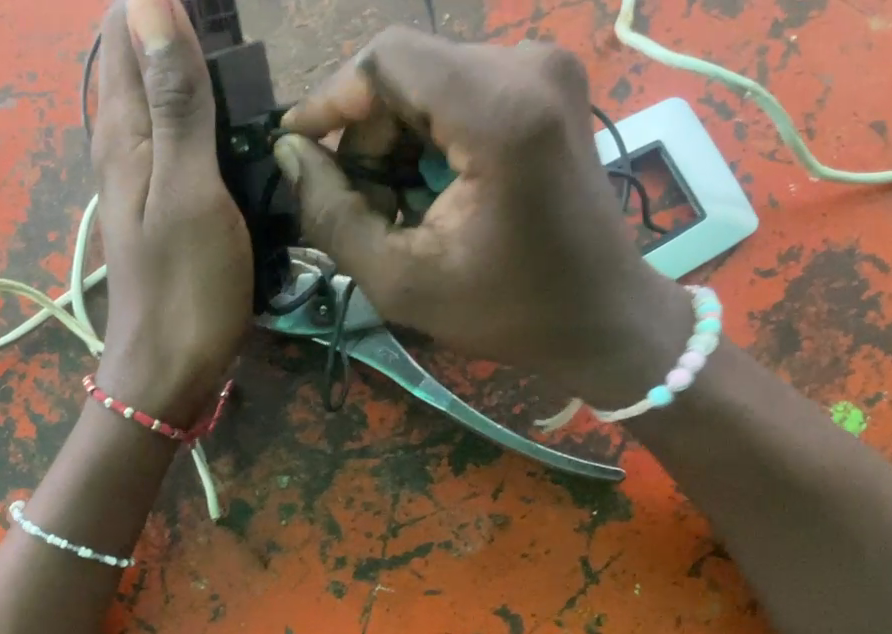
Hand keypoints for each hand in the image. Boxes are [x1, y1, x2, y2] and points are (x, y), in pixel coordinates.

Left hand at [90, 0, 252, 426]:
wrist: (170, 374)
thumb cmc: (185, 288)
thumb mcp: (188, 188)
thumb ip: (175, 99)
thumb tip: (148, 0)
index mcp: (121, 128)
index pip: (124, 24)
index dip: (163, 4)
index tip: (222, 12)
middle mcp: (124, 143)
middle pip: (146, 55)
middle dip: (188, 31)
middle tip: (245, 47)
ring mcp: (145, 176)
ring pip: (169, 97)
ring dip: (203, 74)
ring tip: (253, 78)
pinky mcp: (168, 205)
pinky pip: (186, 139)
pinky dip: (213, 121)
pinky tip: (245, 131)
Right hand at [275, 30, 691, 409]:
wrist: (601, 315)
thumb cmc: (507, 311)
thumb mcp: (402, 282)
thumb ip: (333, 216)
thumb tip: (291, 153)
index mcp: (499, 111)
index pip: (385, 60)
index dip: (331, 100)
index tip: (299, 149)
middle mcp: (527, 65)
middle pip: (404, 70)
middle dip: (366, 137)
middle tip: (360, 208)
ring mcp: (543, 68)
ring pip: (427, 80)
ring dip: (394, 142)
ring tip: (396, 211)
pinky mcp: (547, 84)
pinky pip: (458, 90)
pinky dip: (427, 138)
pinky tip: (428, 193)